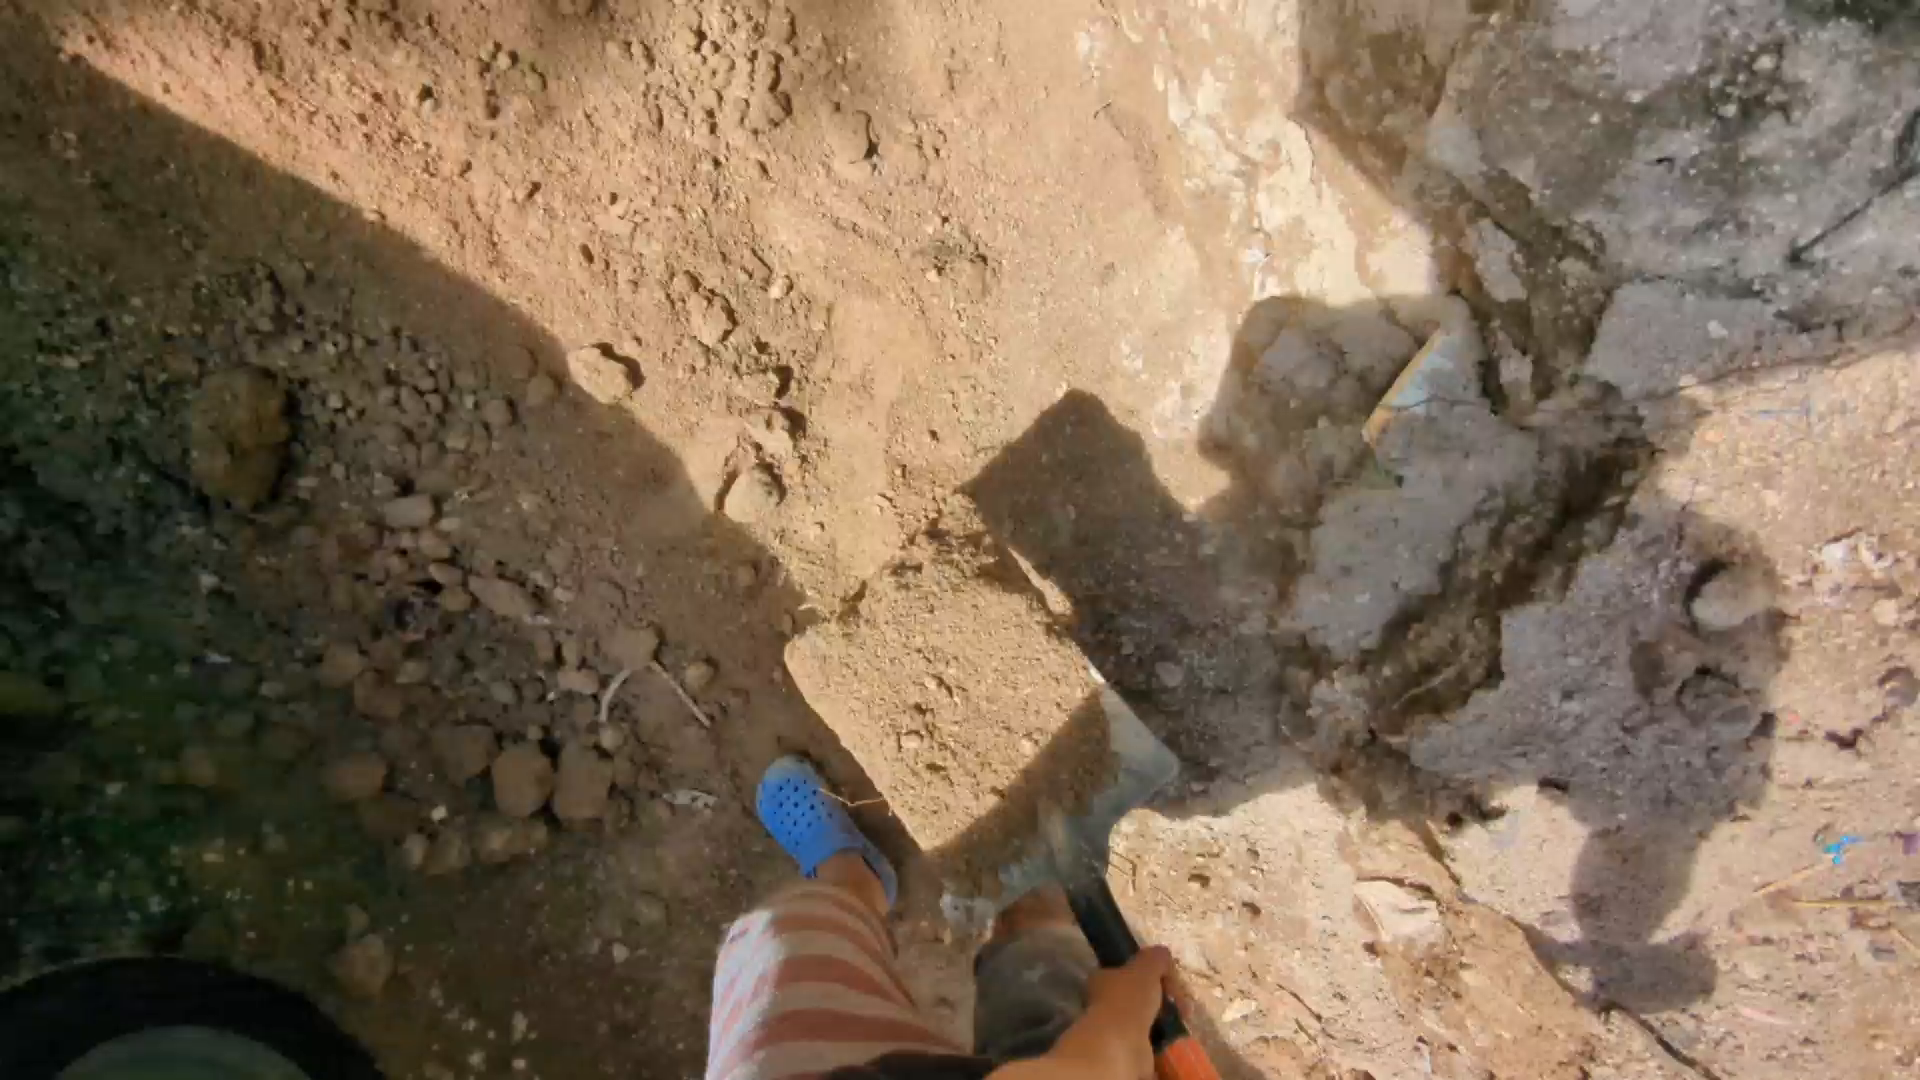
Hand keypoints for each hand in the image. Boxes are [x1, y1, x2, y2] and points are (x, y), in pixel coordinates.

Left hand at [1045, 946, 1174, 1079]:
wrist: (1121, 1044)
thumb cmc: (1130, 999)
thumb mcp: (1146, 967)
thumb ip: (1156, 958)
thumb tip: (1164, 954)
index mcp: (1103, 978)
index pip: (1127, 972)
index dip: (1150, 975)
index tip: (1169, 985)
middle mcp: (1104, 1002)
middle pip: (1138, 997)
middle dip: (1161, 1002)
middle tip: (1181, 1008)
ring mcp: (1115, 1028)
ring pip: (1146, 1021)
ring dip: (1164, 1023)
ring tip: (1181, 1024)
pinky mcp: (1128, 1050)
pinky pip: (1151, 1044)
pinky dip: (1164, 1044)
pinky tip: (1175, 1041)